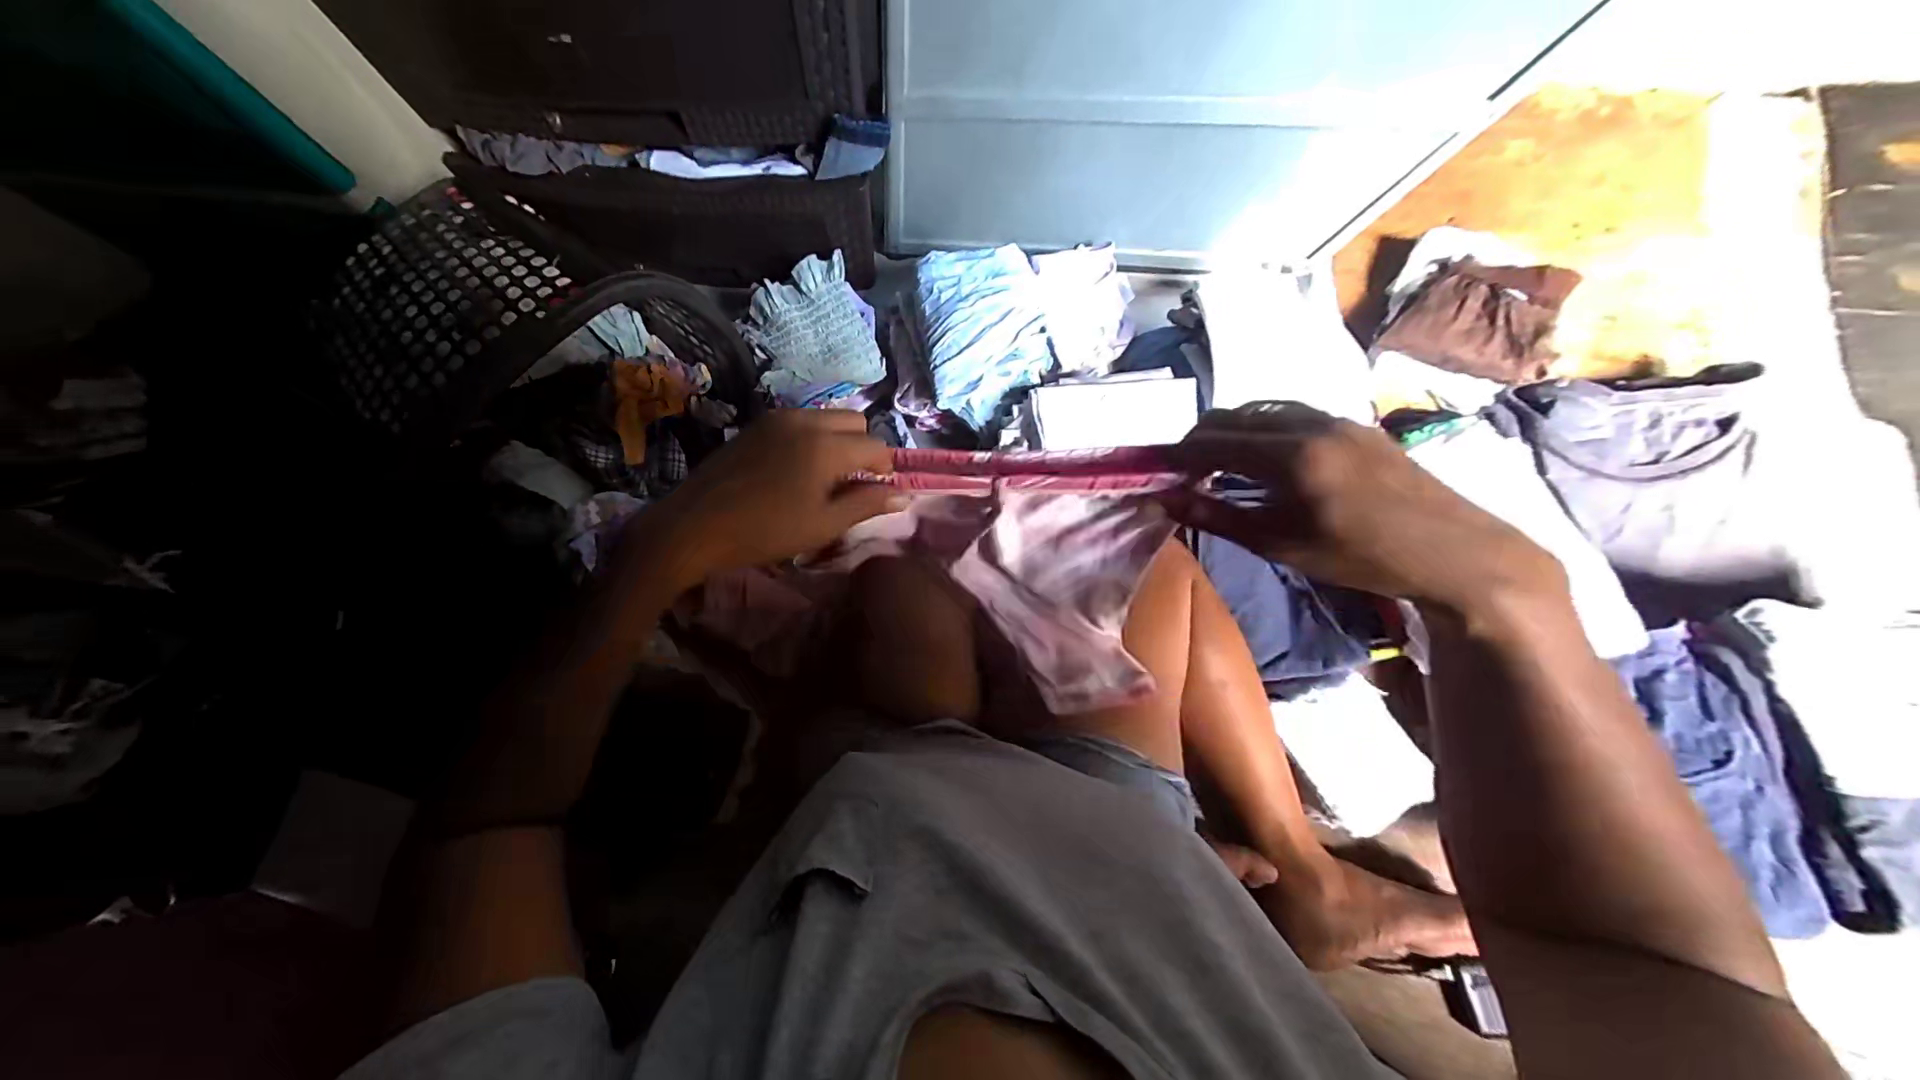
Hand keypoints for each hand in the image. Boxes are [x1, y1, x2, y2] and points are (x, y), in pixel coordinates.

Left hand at [644, 409, 903, 585]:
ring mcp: (777, 418)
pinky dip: (812, 438)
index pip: (875, 445)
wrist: (694, 526)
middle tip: (852, 483)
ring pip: (826, 418)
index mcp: (825, 445)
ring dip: (837, 441)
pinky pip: (801, 422)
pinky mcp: (757, 425)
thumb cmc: (765, 531)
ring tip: (824, 478)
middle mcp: (805, 420)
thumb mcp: (823, 524)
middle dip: (863, 448)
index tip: (876, 493)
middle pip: (854, 421)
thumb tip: (903, 495)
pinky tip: (796, 470)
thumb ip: (866, 504)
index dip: (884, 470)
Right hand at [1158, 402, 1561, 613]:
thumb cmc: (1362, 557)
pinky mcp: (1355, 425)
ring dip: (1232, 431)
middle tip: (1184, 473)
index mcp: (1292, 455)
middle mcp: (1310, 423)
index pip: (1214, 441)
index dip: (1178, 455)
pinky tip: (1266, 459)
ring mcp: (1337, 419)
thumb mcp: (1282, 544)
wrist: (1456, 551)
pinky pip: (1292, 414)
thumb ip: (1220, 517)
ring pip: (1264, 410)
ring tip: (1221, 466)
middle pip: (1234, 416)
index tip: (1155, 471)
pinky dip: (1263, 429)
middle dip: (1200, 440)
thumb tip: (1167, 500)